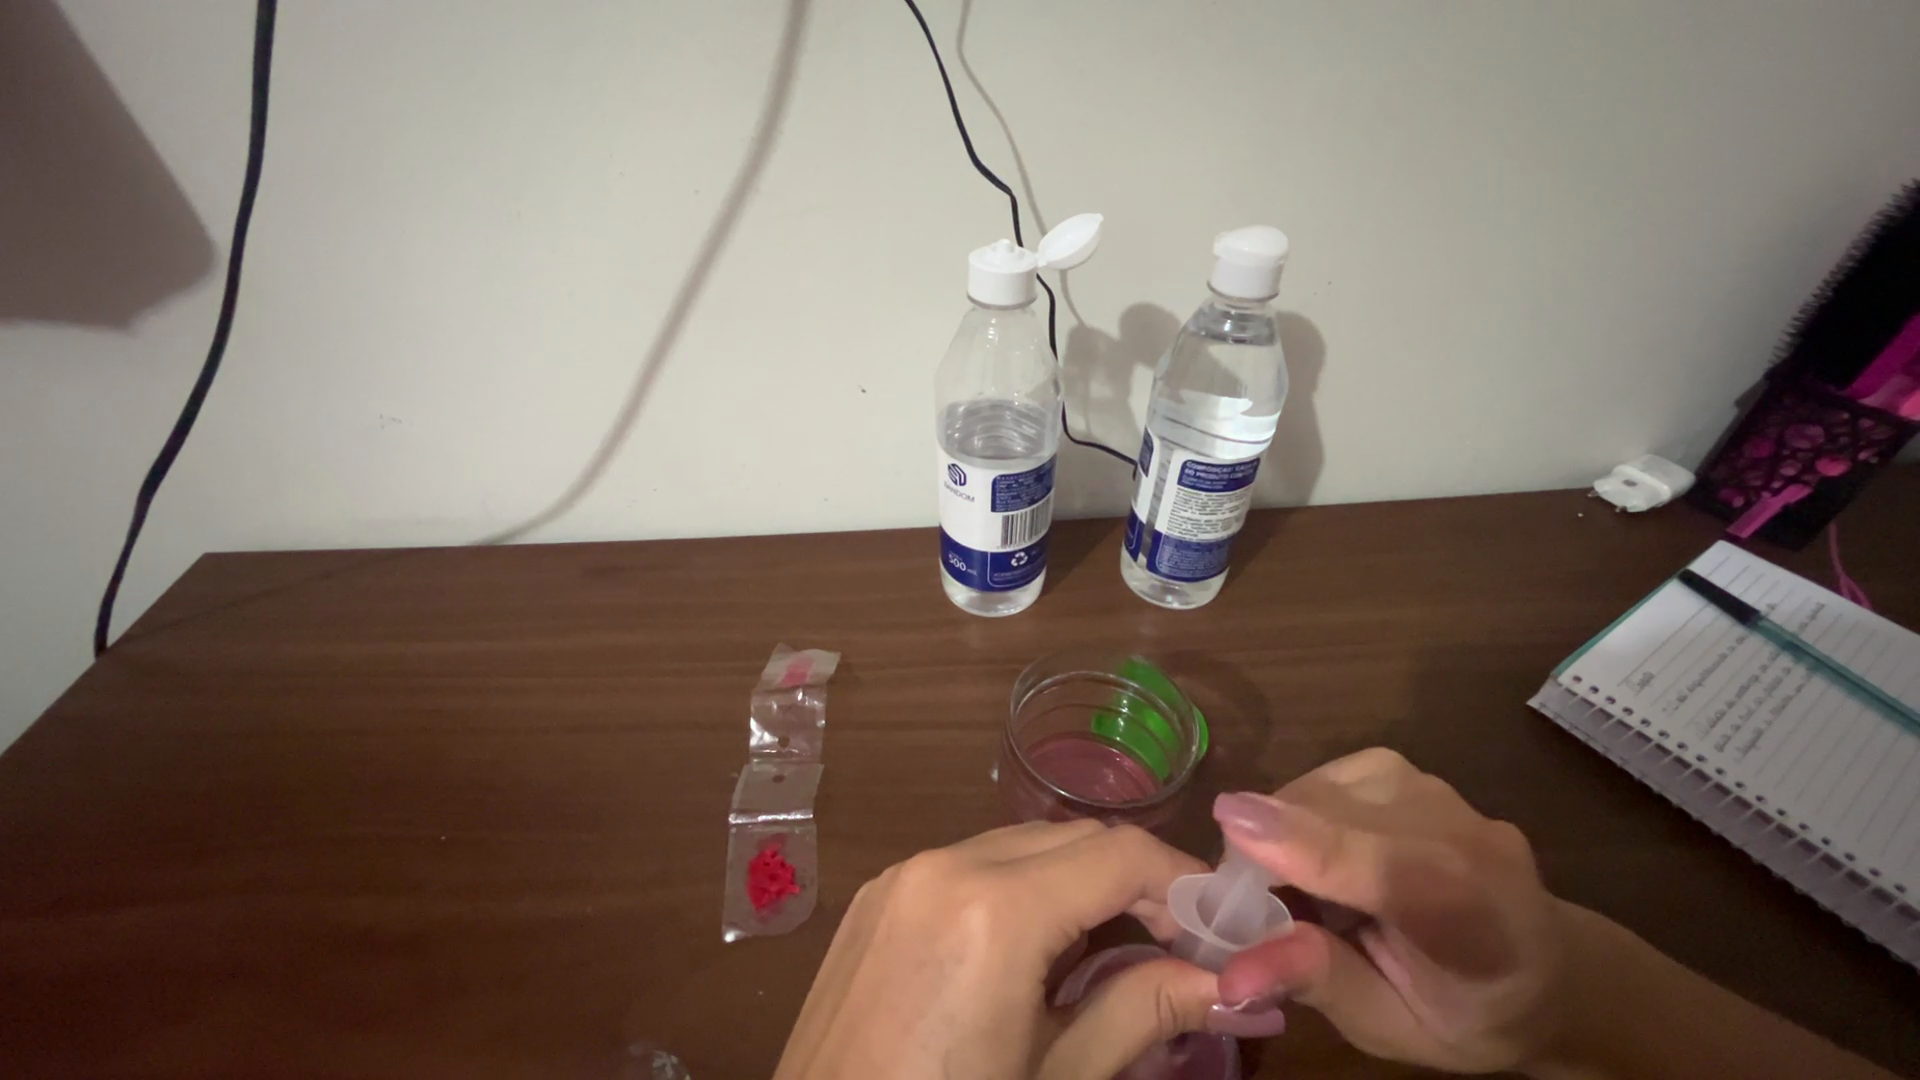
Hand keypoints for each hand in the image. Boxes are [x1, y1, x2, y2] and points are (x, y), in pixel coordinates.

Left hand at [775, 820, 1242, 1079]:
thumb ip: (1141, 1012)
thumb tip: (1224, 982)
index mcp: (995, 909)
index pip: (1118, 853)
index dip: (1180, 879)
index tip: (1216, 924)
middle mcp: (944, 865)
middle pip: (1070, 838)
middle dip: (1131, 877)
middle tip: (1175, 939)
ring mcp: (903, 875)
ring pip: (1018, 843)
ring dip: (1074, 878)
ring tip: (1106, 944)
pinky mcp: (878, 895)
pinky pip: (968, 863)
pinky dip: (1016, 884)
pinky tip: (1027, 946)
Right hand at [1212, 748, 1570, 1073]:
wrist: (1544, 964)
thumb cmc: (1470, 1011)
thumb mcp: (1396, 1028)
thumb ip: (1321, 984)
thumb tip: (1233, 970)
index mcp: (1472, 915)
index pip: (1383, 867)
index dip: (1305, 842)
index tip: (1228, 821)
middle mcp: (1458, 832)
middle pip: (1327, 817)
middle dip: (1265, 850)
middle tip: (1256, 912)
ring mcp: (1430, 786)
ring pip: (1315, 790)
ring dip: (1282, 830)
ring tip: (1301, 887)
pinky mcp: (1400, 766)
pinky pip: (1321, 778)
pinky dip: (1299, 811)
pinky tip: (1319, 847)